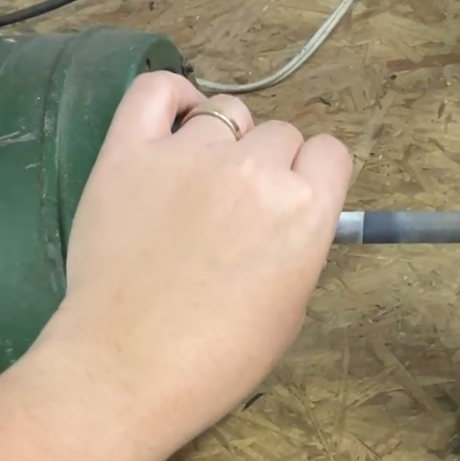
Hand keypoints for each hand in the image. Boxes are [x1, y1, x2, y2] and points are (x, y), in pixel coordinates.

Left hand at [30, 72, 352, 453]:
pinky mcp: (129, 151)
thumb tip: (286, 218)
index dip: (315, 178)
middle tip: (240, 214)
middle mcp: (255, 169)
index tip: (296, 203)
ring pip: (226, 113)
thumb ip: (299, 247)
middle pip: (280, 134)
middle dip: (270, 168)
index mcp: (305, 211)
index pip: (330, 154)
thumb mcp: (290, 310)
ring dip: (226, 143)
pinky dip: (173, 98)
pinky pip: (157, 90)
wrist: (131, 370)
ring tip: (201, 186)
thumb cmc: (221, 359)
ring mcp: (188, 154)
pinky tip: (177, 123)